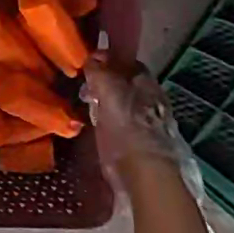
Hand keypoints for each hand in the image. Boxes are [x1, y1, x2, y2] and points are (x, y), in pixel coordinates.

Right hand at [81, 62, 198, 202]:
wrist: (146, 176)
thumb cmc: (127, 131)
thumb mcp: (109, 94)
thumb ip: (101, 73)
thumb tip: (92, 56)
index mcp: (147, 85)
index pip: (128, 63)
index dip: (109, 60)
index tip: (86, 65)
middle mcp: (151, 101)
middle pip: (126, 83)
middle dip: (106, 82)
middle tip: (82, 87)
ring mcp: (149, 123)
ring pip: (124, 103)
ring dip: (106, 102)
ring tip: (85, 107)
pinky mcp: (141, 143)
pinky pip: (122, 122)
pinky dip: (109, 120)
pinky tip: (96, 126)